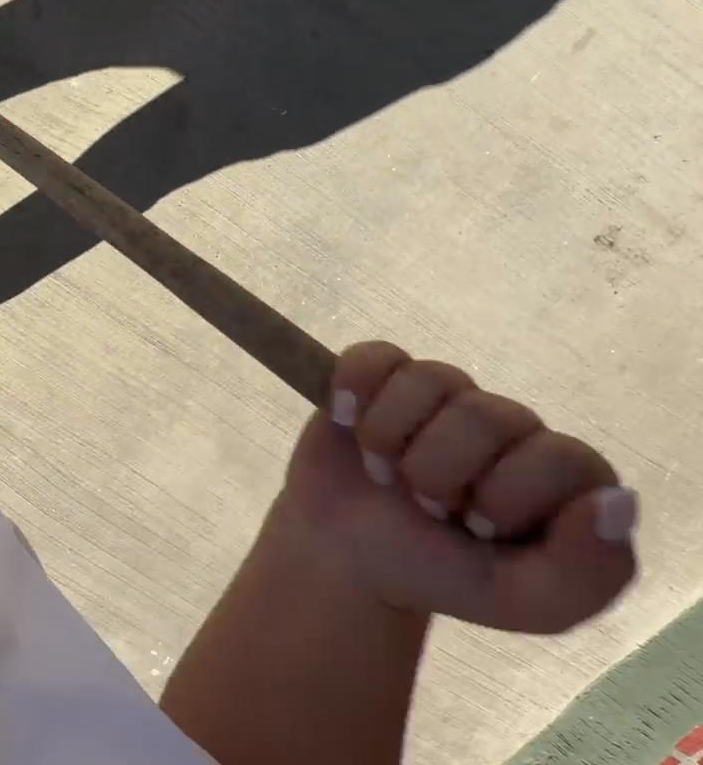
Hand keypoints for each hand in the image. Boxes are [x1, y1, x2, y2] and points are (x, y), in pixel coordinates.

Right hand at [275, 341, 636, 632]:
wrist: (343, 556)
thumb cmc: (434, 576)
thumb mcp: (526, 603)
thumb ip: (587, 570)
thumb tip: (615, 498)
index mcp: (561, 476)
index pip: (557, 455)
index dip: (505, 494)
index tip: (473, 528)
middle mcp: (508, 427)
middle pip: (484, 415)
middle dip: (435, 469)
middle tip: (420, 502)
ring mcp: (439, 399)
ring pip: (430, 378)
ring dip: (388, 433)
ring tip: (380, 468)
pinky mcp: (375, 381)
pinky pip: (374, 355)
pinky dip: (354, 385)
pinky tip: (346, 418)